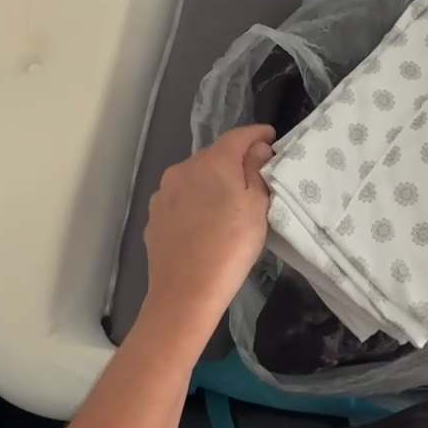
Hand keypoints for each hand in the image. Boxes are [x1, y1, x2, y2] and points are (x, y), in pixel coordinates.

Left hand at [139, 124, 275, 338]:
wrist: (186, 292)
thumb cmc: (231, 247)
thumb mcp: (258, 207)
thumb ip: (257, 171)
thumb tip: (256, 149)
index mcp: (212, 163)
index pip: (238, 136)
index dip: (258, 134)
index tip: (272, 138)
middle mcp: (183, 170)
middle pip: (215, 156)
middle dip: (237, 161)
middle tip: (258, 178)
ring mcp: (164, 194)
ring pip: (196, 178)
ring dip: (215, 182)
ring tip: (231, 203)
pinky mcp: (155, 217)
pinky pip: (182, 199)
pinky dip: (198, 201)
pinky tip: (207, 222)